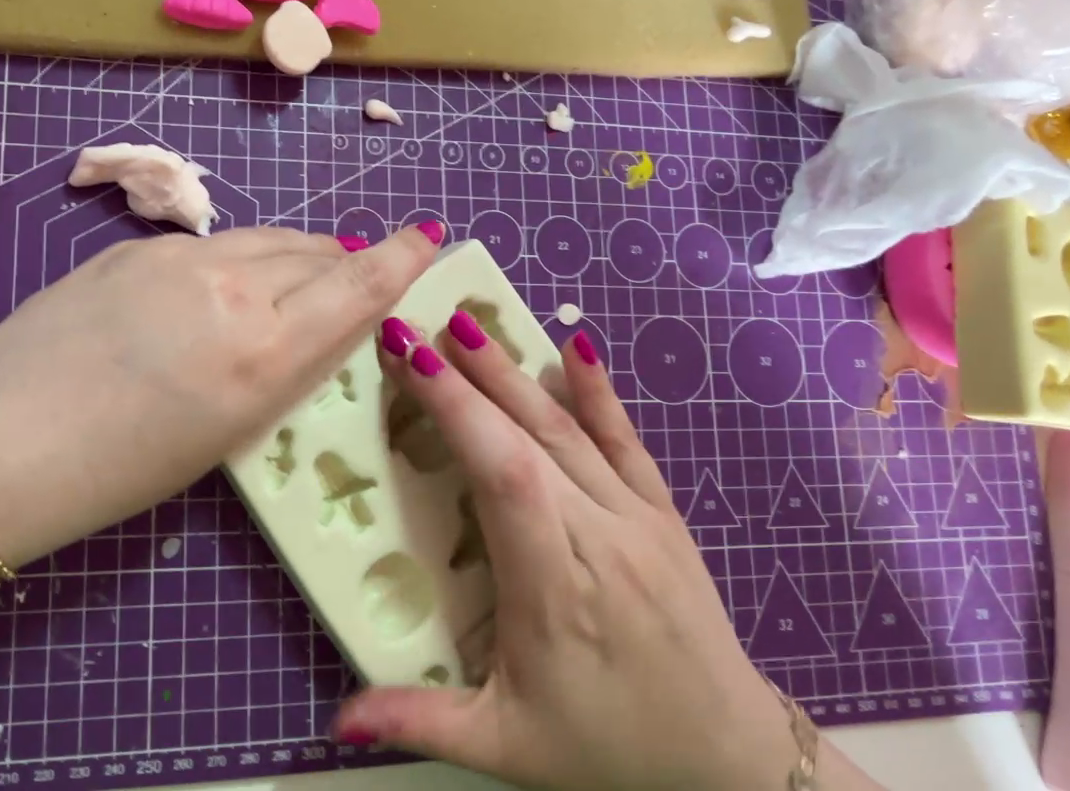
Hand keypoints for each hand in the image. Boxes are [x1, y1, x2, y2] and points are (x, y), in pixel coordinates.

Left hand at [0, 225, 442, 567]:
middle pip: (309, 252)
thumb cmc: (116, 475)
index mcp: (261, 350)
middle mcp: (227, 286)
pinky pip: (203, 248)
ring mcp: (172, 258)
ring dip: (286, 258)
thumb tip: (306, 326)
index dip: (399, 258)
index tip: (428, 234)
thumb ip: (276, 368)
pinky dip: (229, 264)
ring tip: (290, 281)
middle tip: (354, 271)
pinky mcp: (126, 249)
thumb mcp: (222, 435)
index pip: (354, 286)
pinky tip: (210, 294)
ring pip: (256, 241)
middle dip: (340, 260)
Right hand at [334, 317, 798, 790]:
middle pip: (528, 435)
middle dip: (467, 375)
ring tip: (469, 323)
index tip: (411, 357)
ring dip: (515, 372)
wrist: (735, 765)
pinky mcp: (664, 517)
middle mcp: (600, 535)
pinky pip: (629, 444)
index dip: (457, 410)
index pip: (502, 474)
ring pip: (569, 430)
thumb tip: (334, 723)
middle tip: (415, 324)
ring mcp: (639, 520)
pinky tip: (576, 348)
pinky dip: (599, 394)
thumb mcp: (508, 747)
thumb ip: (421, 722)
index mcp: (554, 583)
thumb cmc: (610, 748)